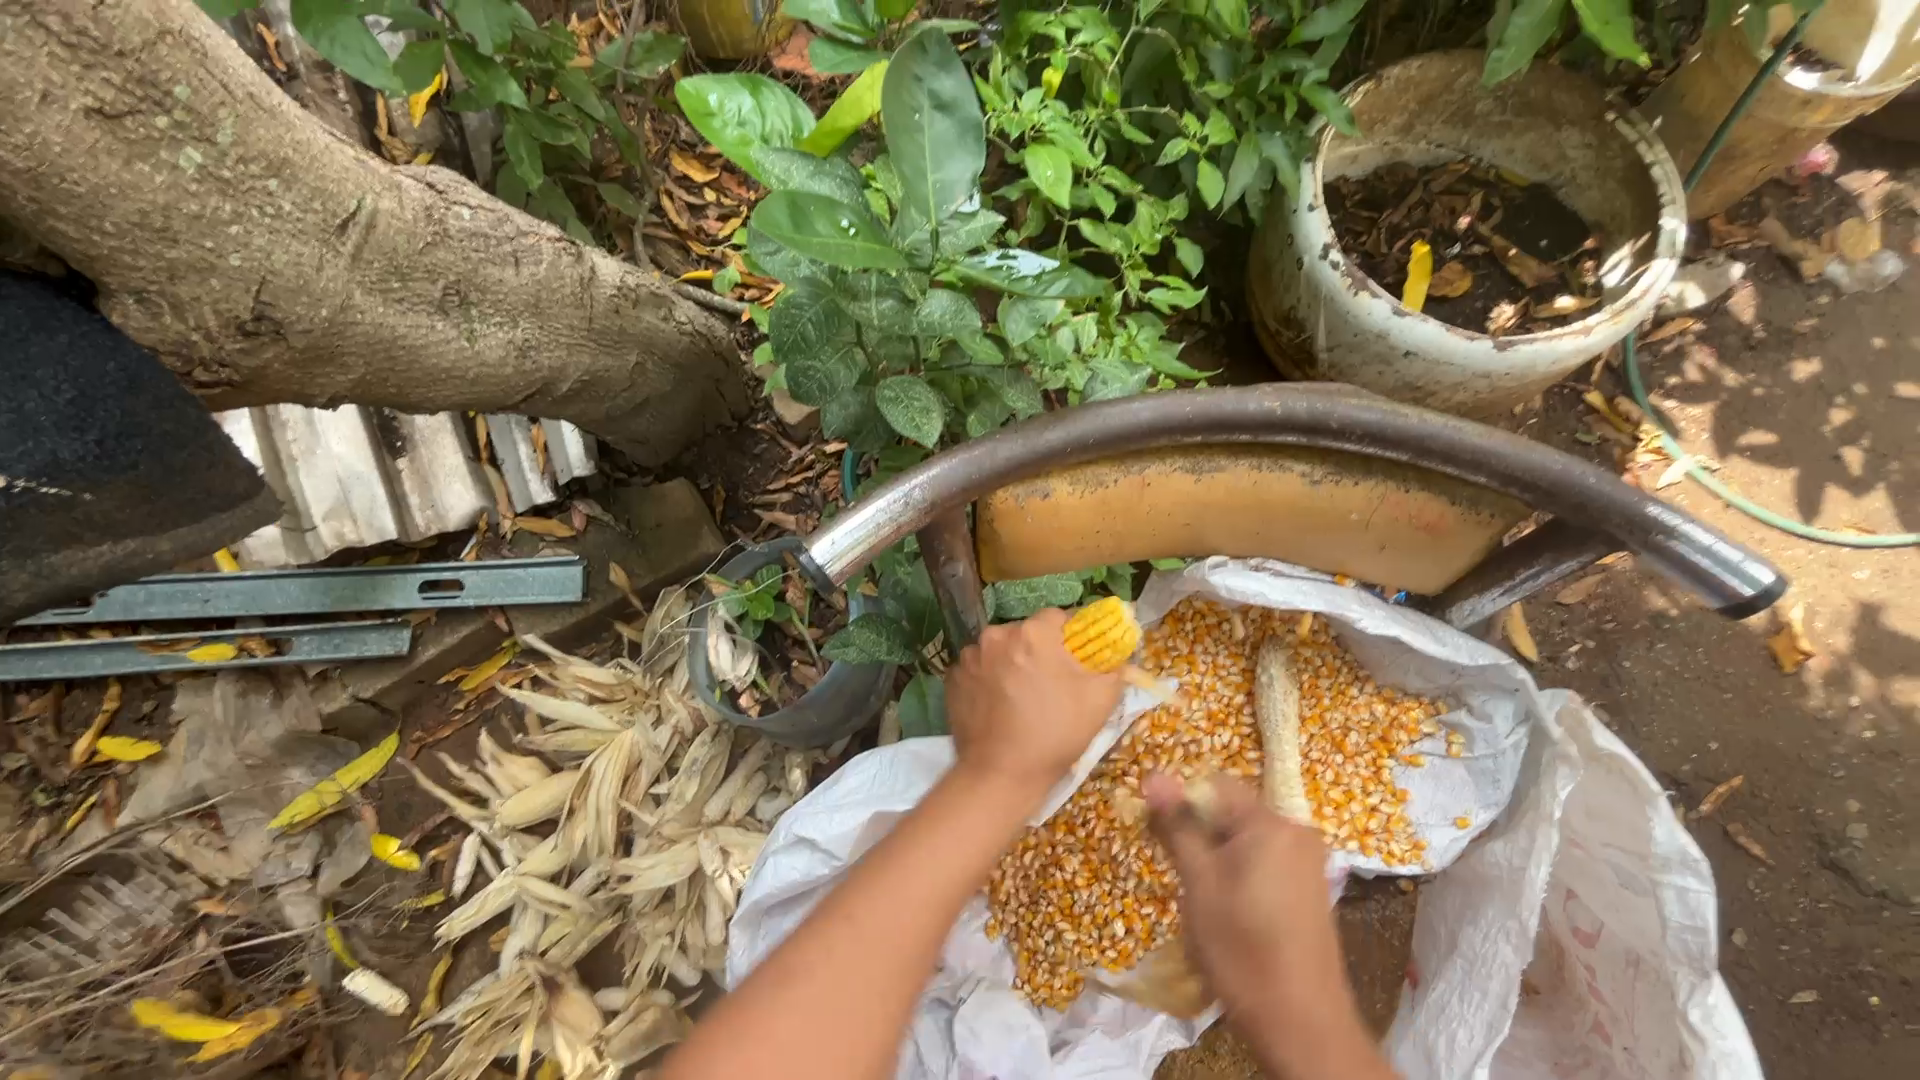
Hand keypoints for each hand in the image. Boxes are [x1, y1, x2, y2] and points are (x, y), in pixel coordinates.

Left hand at [943, 609, 1122, 801]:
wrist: (1001, 774)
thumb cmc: (1056, 733)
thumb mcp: (1101, 699)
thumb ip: (1113, 665)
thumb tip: (1115, 652)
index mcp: (1034, 633)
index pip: (1057, 618)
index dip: (1069, 638)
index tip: (1073, 662)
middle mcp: (997, 635)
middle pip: (1025, 633)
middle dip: (1038, 651)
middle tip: (1049, 684)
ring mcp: (969, 656)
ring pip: (999, 650)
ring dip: (1010, 664)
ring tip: (1019, 698)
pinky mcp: (952, 678)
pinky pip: (977, 669)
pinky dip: (987, 680)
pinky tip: (997, 706)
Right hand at [1146, 774, 1373, 1064]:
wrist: (1303, 1024)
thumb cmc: (1242, 949)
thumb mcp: (1198, 883)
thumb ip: (1178, 826)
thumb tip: (1154, 775)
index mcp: (1271, 823)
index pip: (1215, 785)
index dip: (1182, 804)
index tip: (1162, 837)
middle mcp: (1297, 832)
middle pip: (1232, 811)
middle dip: (1201, 835)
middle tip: (1183, 875)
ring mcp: (1309, 862)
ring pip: (1247, 840)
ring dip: (1218, 858)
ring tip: (1204, 899)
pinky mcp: (1311, 889)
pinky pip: (1266, 862)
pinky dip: (1242, 875)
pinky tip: (1231, 914)